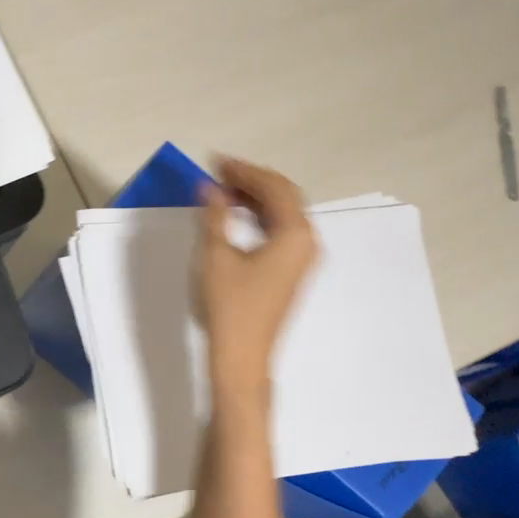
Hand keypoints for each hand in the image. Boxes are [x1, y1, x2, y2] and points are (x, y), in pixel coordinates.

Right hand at [195, 158, 319, 398]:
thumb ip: (216, 217)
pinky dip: (260, 218)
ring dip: (257, 199)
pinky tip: (239, 219)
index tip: (216, 162)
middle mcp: (307, 241)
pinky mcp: (291, 273)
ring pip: (284, 215)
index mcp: (295, 233)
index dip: (245, 171)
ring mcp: (302, 259)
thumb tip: (211, 189)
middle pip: (285, 197)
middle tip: (220, 174)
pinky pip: (281, 233)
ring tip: (226, 193)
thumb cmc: (229, 306)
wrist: (242, 355)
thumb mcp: (216, 258)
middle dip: (253, 181)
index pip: (274, 187)